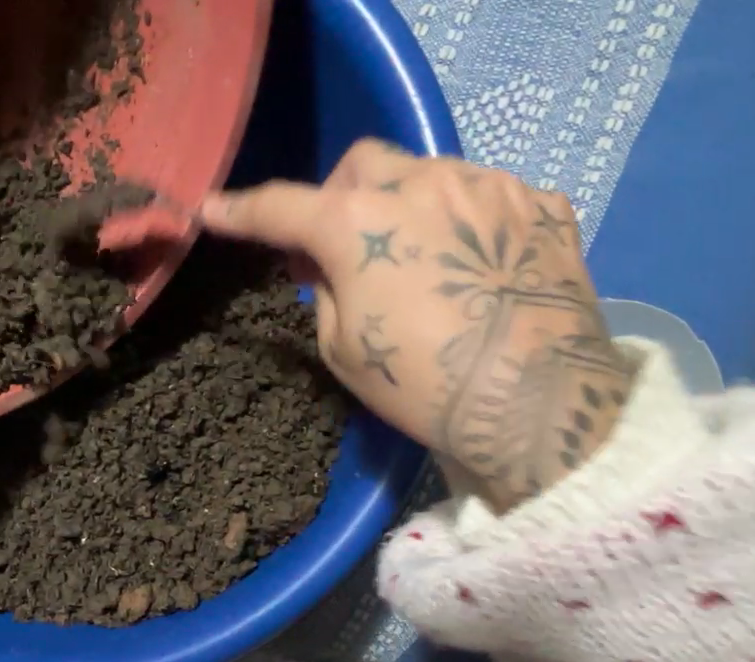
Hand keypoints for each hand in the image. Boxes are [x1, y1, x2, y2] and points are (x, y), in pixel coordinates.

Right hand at [200, 140, 637, 510]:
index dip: (242, 211)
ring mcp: (490, 187)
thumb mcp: (342, 349)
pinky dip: (464, 224)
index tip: (213, 210)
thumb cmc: (421, 385)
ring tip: (418, 262)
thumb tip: (332, 264)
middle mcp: (423, 183)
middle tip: (341, 249)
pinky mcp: (541, 204)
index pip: (282, 207)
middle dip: (340, 198)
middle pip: (363, 165)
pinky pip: (485, 198)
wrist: (534, 403)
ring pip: (428, 172)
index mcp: (358, 223)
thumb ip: (326, 290)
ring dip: (406, 208)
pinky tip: (474, 268)